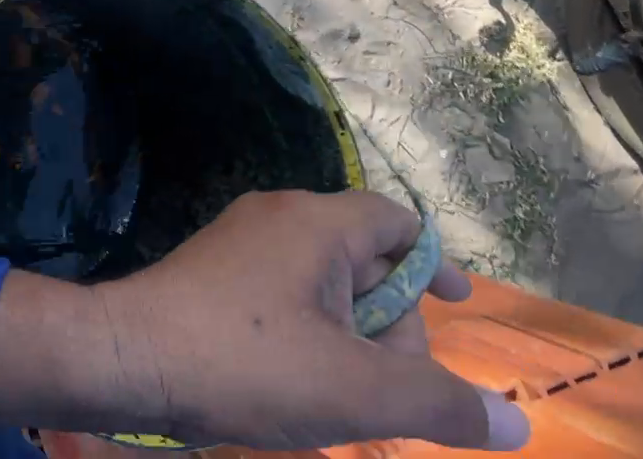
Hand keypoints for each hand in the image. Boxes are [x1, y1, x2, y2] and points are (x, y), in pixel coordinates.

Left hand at [0, 190, 529, 450]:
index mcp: (313, 222)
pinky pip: (283, 296)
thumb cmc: (248, 362)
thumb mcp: (360, 391)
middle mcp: (274, 218)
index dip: (435, 261)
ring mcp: (237, 244)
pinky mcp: (211, 273)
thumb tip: (514, 423)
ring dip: (351, 339)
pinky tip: (302, 389)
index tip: (460, 305)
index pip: (394, 220)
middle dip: (393, 322)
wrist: (129, 357)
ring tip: (345, 398)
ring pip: (323, 284)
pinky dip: (309, 335)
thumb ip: (443, 402)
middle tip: (391, 386)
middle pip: (363, 257)